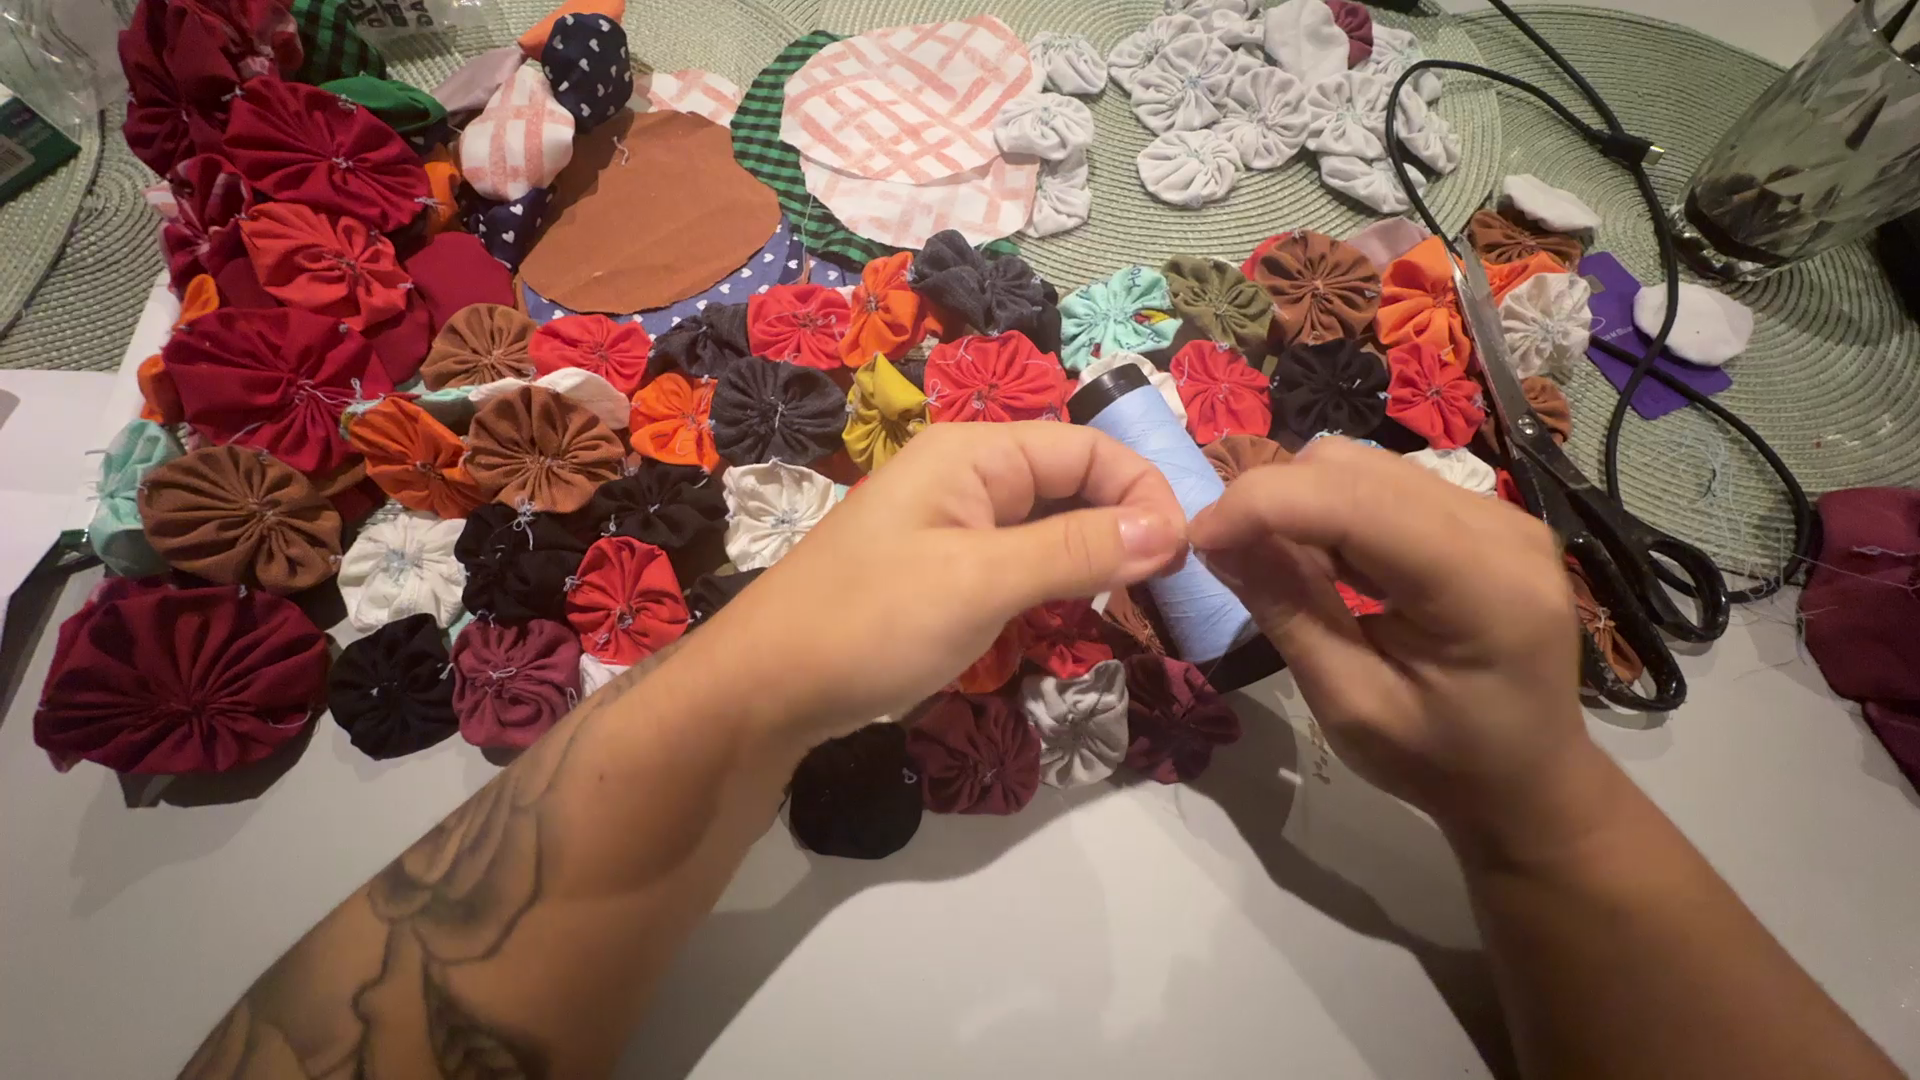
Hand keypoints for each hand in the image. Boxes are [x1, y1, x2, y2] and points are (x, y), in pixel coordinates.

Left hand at [695, 422, 1188, 739]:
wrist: (770, 685)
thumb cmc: (871, 622)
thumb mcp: (980, 582)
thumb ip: (1074, 550)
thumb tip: (1171, 528)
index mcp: (972, 454)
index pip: (1086, 448)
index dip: (1143, 490)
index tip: (1184, 554)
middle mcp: (966, 476)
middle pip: (1070, 482)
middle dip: (1121, 525)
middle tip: (1163, 587)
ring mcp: (952, 524)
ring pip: (1047, 525)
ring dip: (1091, 555)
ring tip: (1128, 601)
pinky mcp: (944, 568)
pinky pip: (1017, 559)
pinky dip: (1053, 580)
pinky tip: (1072, 611)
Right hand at [1188, 438, 1606, 854]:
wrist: (1527, 779)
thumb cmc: (1438, 760)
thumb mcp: (1347, 701)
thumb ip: (1286, 611)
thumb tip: (1214, 540)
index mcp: (1482, 588)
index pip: (1354, 504)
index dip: (1260, 505)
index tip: (1198, 541)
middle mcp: (1497, 526)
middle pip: (1349, 468)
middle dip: (1269, 501)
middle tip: (1229, 558)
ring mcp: (1491, 510)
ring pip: (1355, 464)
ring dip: (1294, 502)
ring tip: (1275, 564)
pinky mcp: (1475, 511)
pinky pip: (1375, 481)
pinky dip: (1324, 509)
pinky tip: (1321, 561)